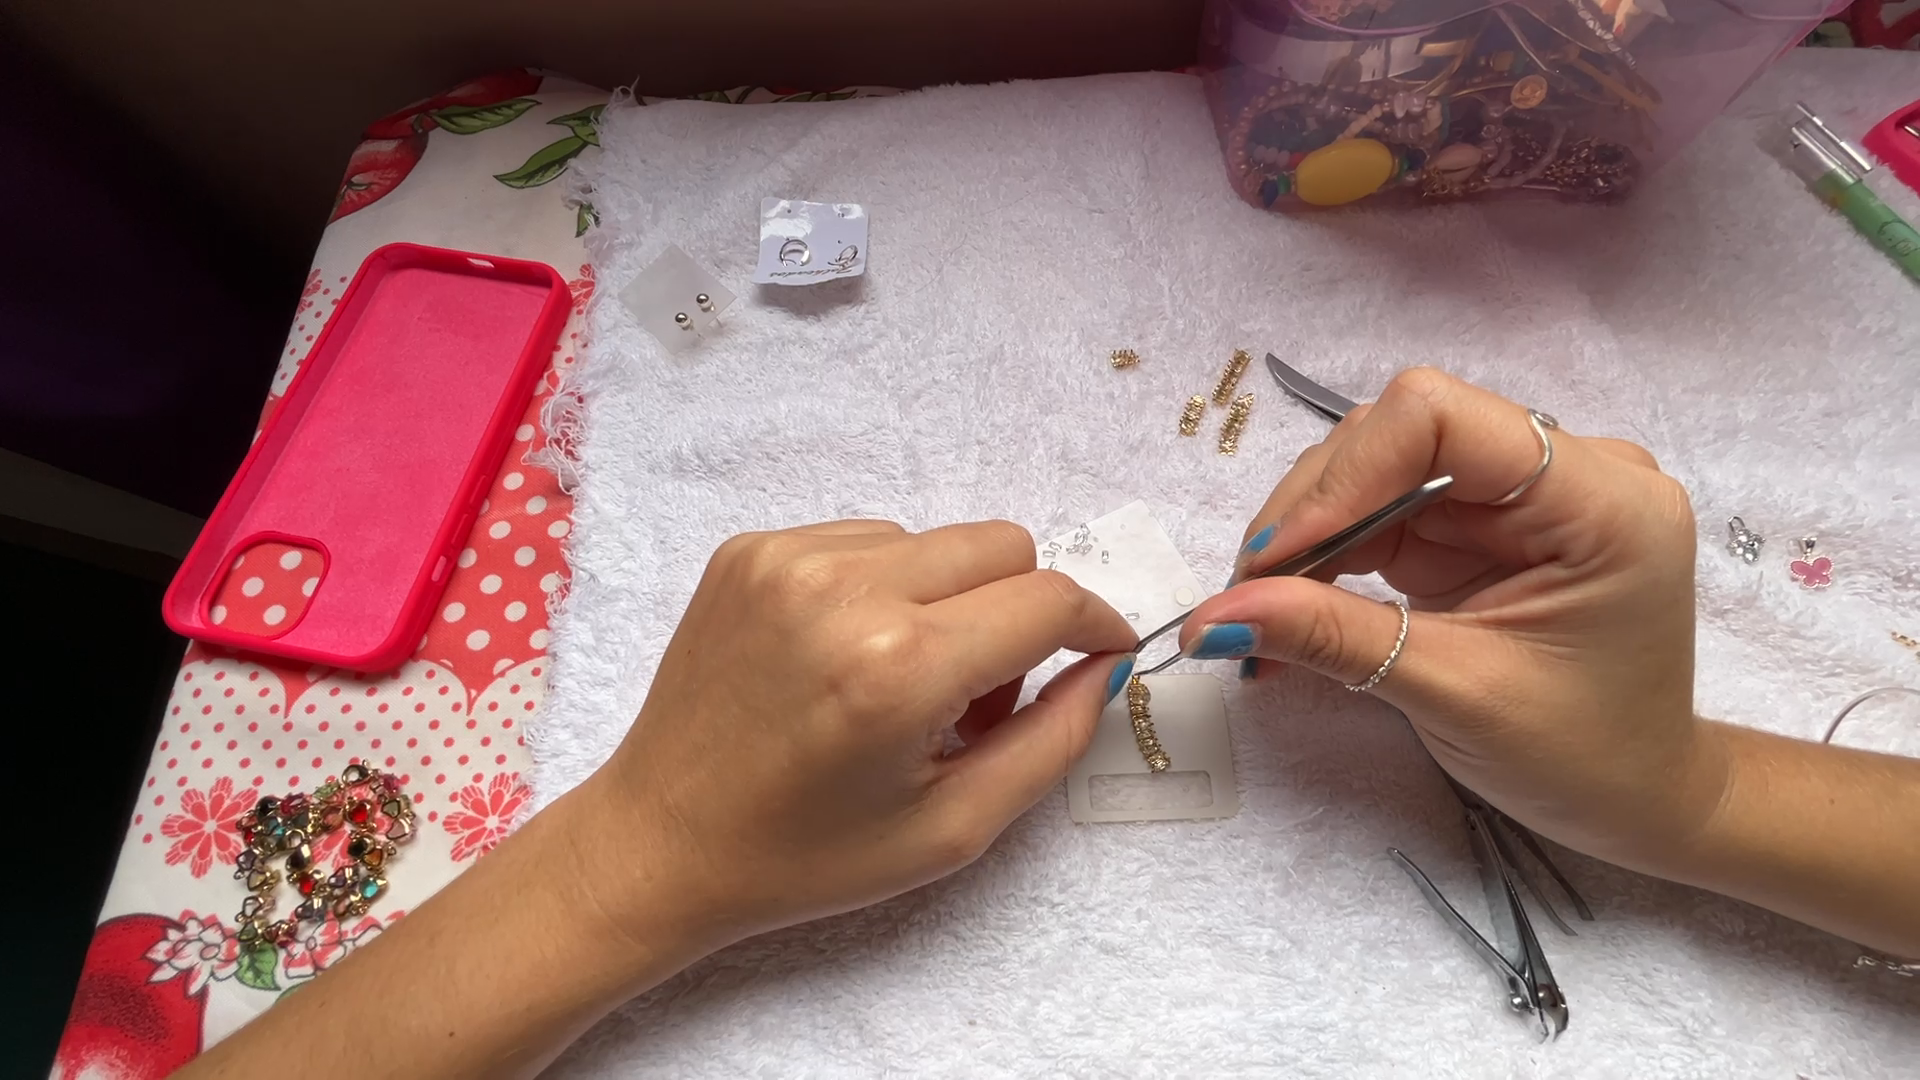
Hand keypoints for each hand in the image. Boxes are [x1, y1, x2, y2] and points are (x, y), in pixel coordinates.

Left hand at [591, 519, 1135, 946]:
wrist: (656, 840)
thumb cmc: (808, 856)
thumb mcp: (954, 827)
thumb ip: (1052, 738)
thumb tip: (1101, 665)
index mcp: (899, 666)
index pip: (1045, 600)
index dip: (1093, 621)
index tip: (1099, 649)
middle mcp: (844, 588)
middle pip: (1001, 543)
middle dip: (1020, 607)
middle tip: (980, 685)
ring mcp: (788, 555)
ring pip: (937, 541)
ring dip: (947, 599)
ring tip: (900, 676)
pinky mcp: (751, 547)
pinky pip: (869, 540)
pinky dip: (886, 587)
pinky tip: (846, 650)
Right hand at [1179, 368, 1718, 865]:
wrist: (1626, 792)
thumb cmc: (1577, 754)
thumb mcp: (1449, 693)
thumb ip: (1329, 638)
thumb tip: (1207, 619)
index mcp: (1594, 499)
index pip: (1436, 418)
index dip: (1342, 475)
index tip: (1277, 555)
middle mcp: (1549, 471)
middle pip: (1385, 438)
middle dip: (1306, 512)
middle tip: (1249, 592)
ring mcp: (1499, 493)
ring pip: (1360, 468)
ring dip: (1299, 532)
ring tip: (1262, 604)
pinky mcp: (1458, 520)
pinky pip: (1362, 509)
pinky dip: (1313, 552)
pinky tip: (1289, 597)